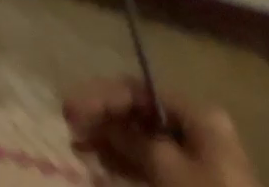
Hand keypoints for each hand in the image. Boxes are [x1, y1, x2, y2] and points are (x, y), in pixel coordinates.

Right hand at [64, 79, 258, 186]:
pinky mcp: (188, 183)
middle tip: (71, 130)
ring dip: (107, 140)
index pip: (139, 90)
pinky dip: (123, 162)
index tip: (70, 111)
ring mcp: (194, 158)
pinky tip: (100, 169)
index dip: (101, 96)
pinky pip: (148, 163)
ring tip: (79, 150)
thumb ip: (131, 140)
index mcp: (198, 116)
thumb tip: (101, 122)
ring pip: (139, 138)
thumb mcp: (166, 168)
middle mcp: (196, 129)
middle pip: (137, 112)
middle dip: (102, 118)